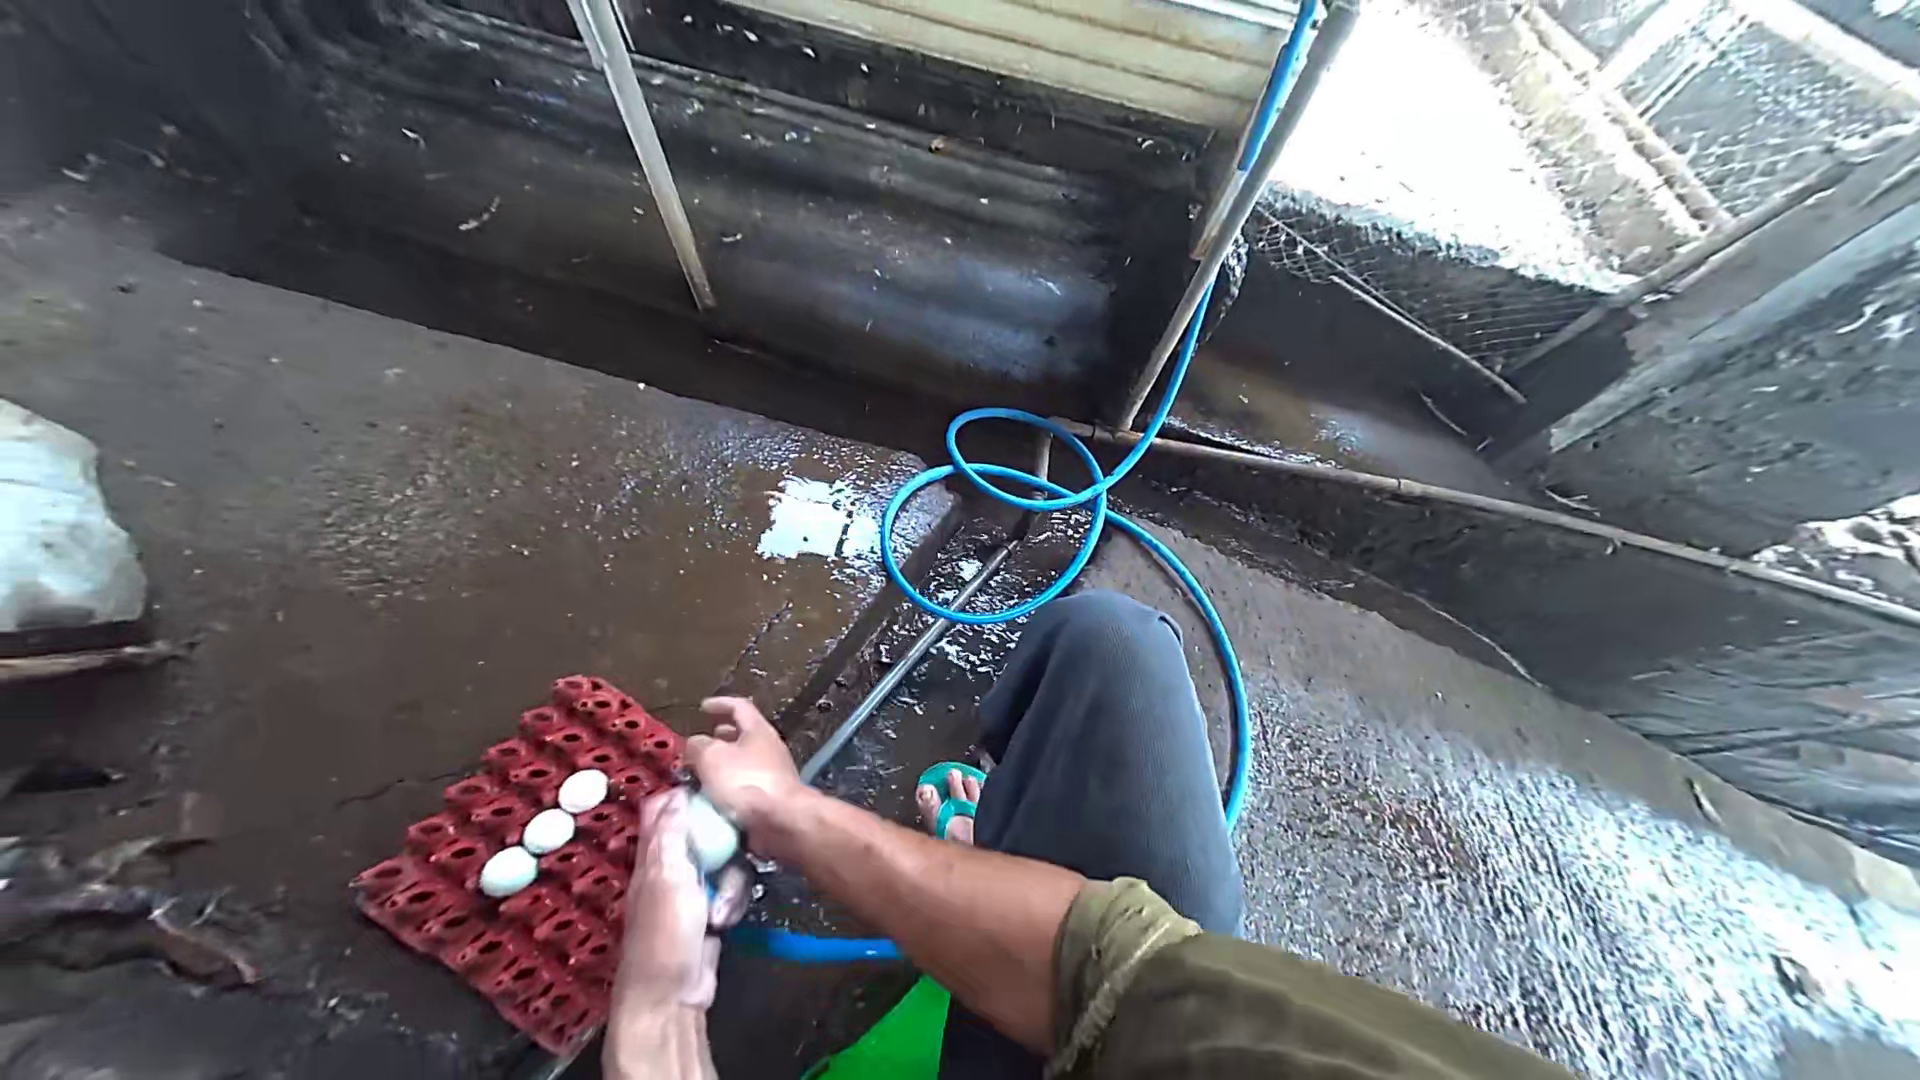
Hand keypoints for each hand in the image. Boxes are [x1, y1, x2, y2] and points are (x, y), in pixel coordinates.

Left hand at [610, 789, 751, 1014]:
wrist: (673, 996)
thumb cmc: (666, 933)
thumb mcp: (667, 876)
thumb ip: (671, 834)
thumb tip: (675, 792)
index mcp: (653, 857)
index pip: (661, 811)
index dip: (683, 795)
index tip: (713, 788)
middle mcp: (671, 869)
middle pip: (702, 834)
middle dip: (723, 841)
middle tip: (734, 848)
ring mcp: (692, 891)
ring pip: (723, 862)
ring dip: (731, 881)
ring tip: (722, 906)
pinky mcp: (710, 911)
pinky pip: (731, 889)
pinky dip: (733, 901)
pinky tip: (725, 919)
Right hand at [686, 697, 805, 839]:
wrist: (780, 820)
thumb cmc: (746, 782)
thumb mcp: (712, 757)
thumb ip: (698, 746)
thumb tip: (695, 744)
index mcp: (758, 730)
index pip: (740, 707)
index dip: (720, 704)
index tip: (703, 707)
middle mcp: (769, 748)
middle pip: (743, 735)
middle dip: (720, 737)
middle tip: (701, 743)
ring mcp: (773, 773)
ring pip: (742, 762)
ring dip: (721, 765)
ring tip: (699, 774)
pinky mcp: (771, 798)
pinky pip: (745, 786)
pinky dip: (727, 788)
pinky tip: (712, 799)